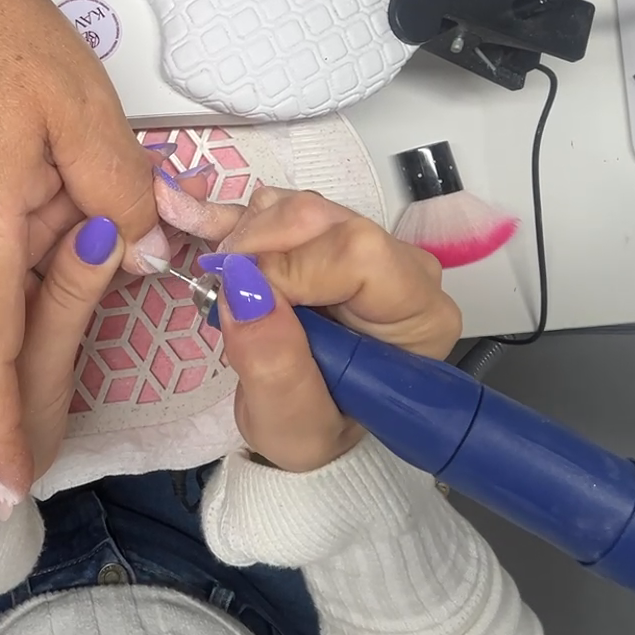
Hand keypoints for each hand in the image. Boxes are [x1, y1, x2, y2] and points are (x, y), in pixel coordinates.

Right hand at [191, 187, 461, 472]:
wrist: (301, 417)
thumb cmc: (313, 429)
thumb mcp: (293, 427)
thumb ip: (274, 367)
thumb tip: (244, 291)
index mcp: (416, 316)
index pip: (357, 254)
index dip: (288, 270)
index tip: (243, 305)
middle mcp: (399, 267)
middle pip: (321, 218)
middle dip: (256, 246)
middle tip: (226, 293)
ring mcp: (359, 241)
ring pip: (294, 206)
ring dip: (244, 238)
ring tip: (231, 289)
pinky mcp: (321, 231)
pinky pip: (273, 204)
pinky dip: (233, 223)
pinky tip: (217, 253)